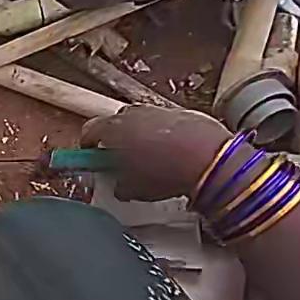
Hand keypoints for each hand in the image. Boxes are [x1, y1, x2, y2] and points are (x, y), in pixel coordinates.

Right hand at [81, 105, 233, 200]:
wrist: (211, 158)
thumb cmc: (163, 174)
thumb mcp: (133, 189)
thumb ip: (119, 184)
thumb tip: (119, 184)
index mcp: (113, 128)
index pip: (89, 130)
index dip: (88, 144)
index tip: (92, 156)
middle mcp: (132, 113)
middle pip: (115, 122)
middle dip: (115, 138)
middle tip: (121, 159)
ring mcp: (159, 109)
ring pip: (141, 120)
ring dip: (140, 135)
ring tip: (150, 157)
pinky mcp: (184, 111)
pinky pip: (166, 122)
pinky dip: (164, 134)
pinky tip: (174, 153)